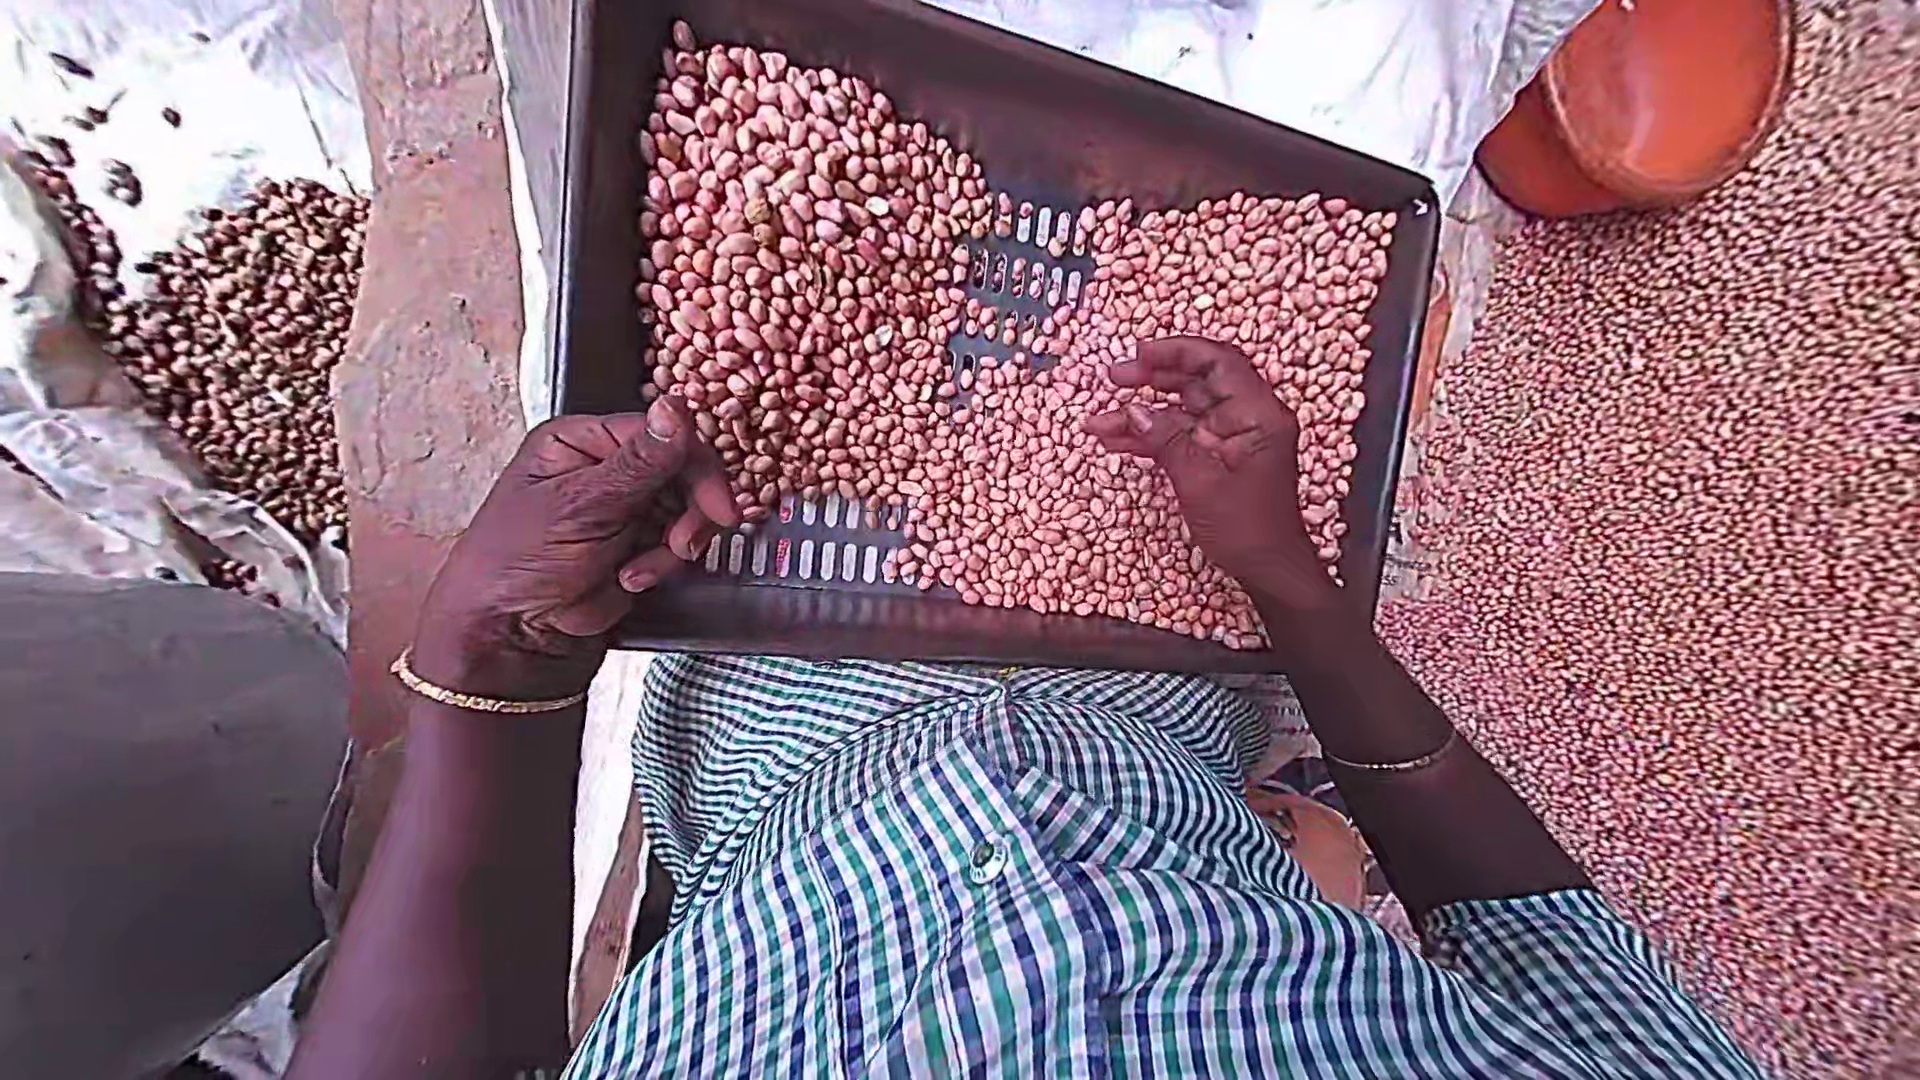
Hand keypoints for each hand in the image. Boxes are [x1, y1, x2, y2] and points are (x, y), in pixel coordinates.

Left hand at [411, 396, 738, 700]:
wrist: (515, 635)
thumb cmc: (520, 562)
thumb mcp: (582, 506)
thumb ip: (640, 462)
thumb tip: (677, 406)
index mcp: (584, 442)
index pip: (664, 436)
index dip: (699, 470)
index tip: (721, 507)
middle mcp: (610, 466)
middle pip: (684, 473)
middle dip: (689, 514)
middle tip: (685, 545)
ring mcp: (629, 504)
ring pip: (689, 509)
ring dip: (675, 545)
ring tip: (640, 570)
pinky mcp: (642, 538)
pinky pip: (680, 540)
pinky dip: (665, 562)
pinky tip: (633, 577)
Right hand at [1083, 337, 1338, 619]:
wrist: (1266, 568)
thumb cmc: (1246, 529)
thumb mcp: (1201, 483)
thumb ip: (1167, 442)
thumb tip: (1134, 412)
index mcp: (1258, 415)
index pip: (1219, 362)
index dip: (1177, 352)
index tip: (1139, 354)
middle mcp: (1245, 418)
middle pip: (1196, 382)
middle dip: (1152, 378)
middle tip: (1114, 378)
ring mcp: (1228, 437)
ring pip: (1179, 411)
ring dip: (1140, 414)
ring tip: (1101, 420)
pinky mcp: (1213, 457)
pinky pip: (1176, 437)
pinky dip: (1147, 439)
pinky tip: (1116, 441)